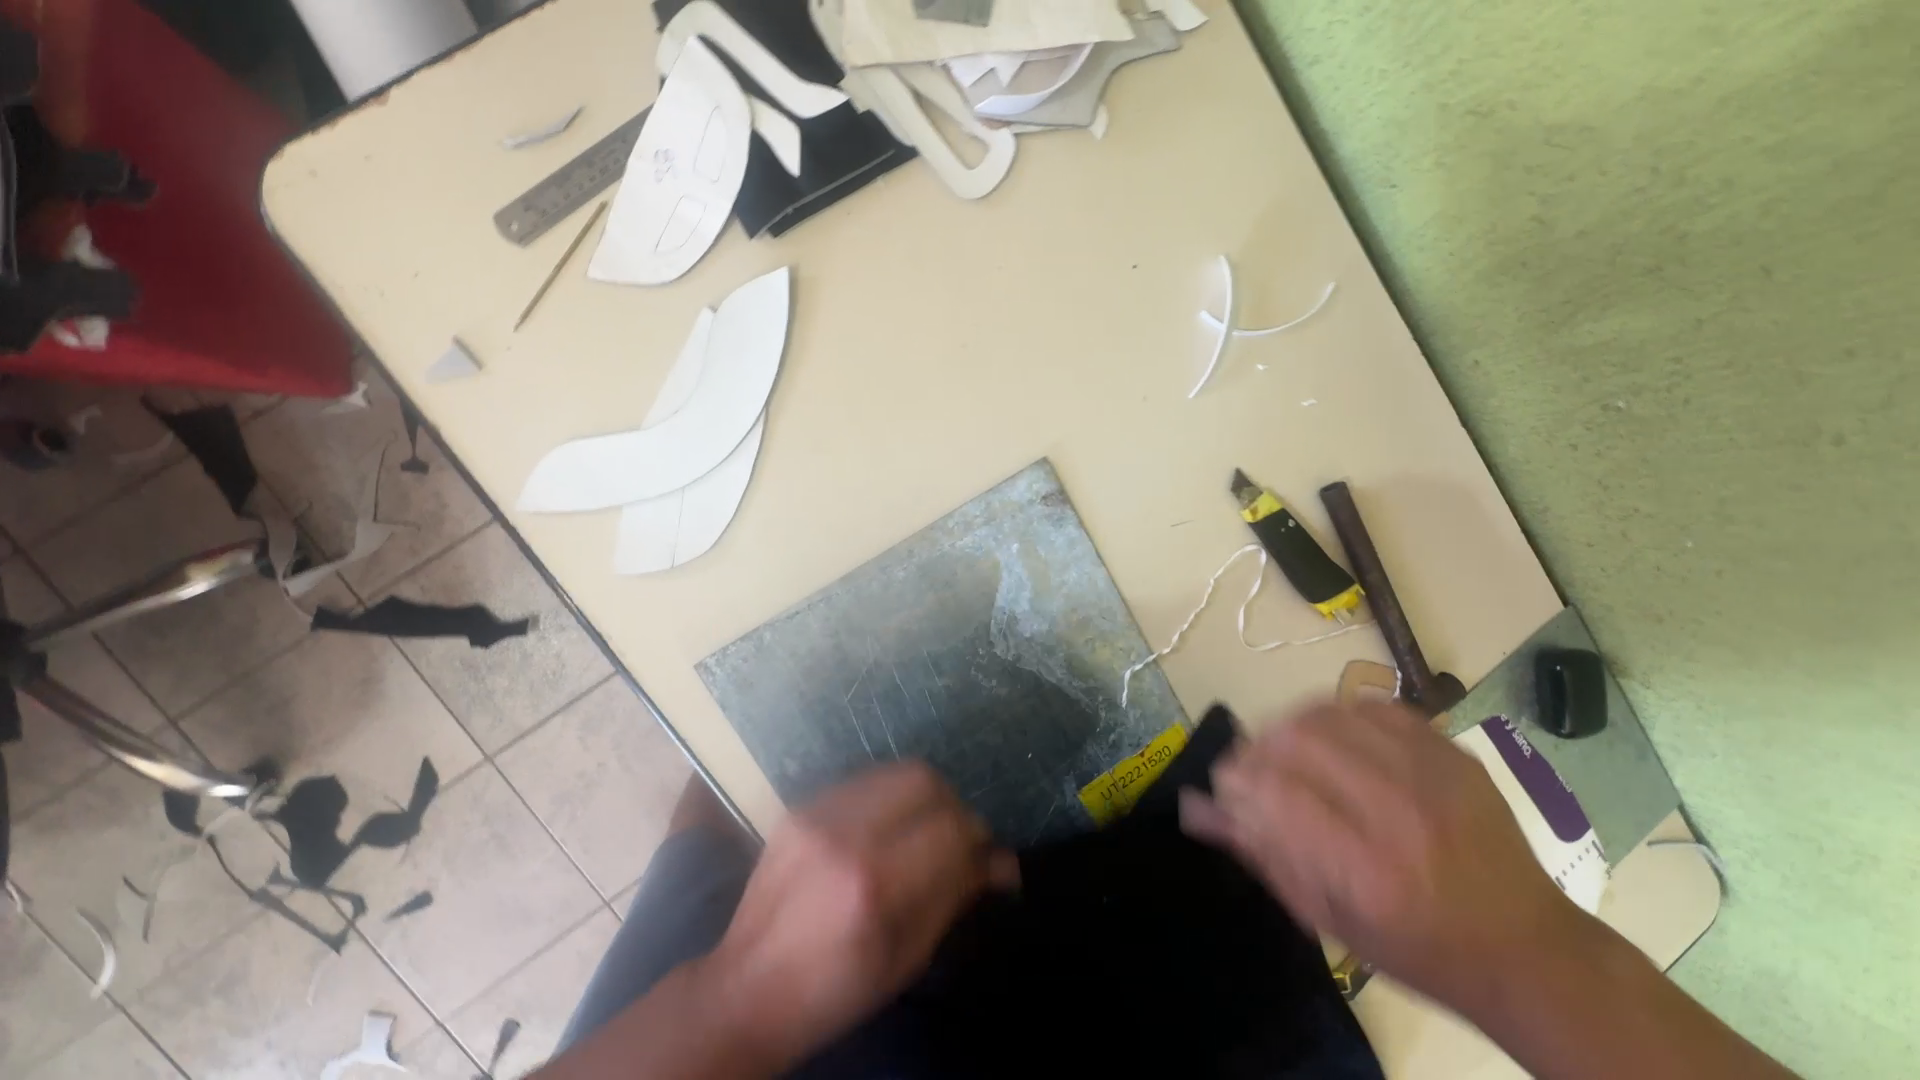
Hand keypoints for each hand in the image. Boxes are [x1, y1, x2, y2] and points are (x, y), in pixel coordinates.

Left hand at [695, 763, 1016, 1069]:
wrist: (747, 988)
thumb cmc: (835, 990)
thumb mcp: (907, 957)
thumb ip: (956, 897)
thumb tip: (1004, 863)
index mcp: (874, 885)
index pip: (950, 828)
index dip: (979, 839)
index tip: (986, 858)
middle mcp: (844, 835)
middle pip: (924, 780)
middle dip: (954, 806)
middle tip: (958, 839)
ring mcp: (816, 815)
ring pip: (894, 772)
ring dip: (923, 797)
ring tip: (924, 833)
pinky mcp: (799, 808)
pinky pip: (863, 782)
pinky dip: (889, 798)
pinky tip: (888, 830)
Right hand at [1179, 701, 1584, 1011]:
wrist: (1524, 947)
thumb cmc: (1413, 947)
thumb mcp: (1328, 918)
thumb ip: (1260, 852)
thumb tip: (1196, 806)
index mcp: (1364, 870)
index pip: (1275, 793)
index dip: (1236, 779)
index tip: (1226, 785)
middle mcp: (1398, 814)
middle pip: (1299, 741)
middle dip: (1258, 748)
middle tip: (1254, 768)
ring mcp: (1432, 777)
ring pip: (1333, 714)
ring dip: (1292, 725)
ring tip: (1288, 750)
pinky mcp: (1453, 755)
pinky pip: (1376, 708)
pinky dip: (1340, 715)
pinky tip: (1334, 739)